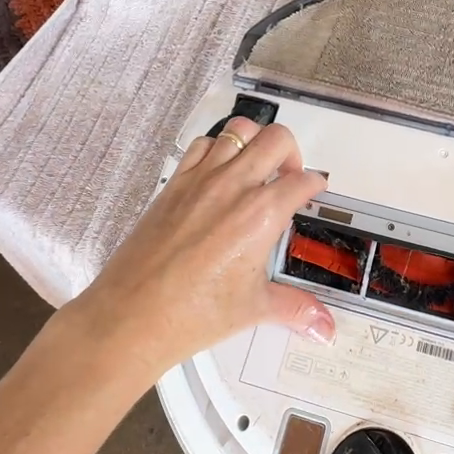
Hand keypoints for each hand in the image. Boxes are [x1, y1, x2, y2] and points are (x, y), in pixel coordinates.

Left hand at [68, 118, 333, 375]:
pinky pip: (203, 144)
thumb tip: (321, 322)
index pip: (302, 180)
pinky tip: (219, 168)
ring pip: (240, 130)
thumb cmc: (187, 313)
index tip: (313, 190)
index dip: (315, 184)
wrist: (132, 316)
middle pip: (277, 139)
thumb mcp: (253, 308)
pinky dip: (218, 146)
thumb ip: (294, 307)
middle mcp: (234, 186)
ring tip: (258, 164)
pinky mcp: (176, 182)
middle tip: (289, 175)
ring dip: (256, 141)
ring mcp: (202, 179)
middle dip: (292, 152)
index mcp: (260, 214)